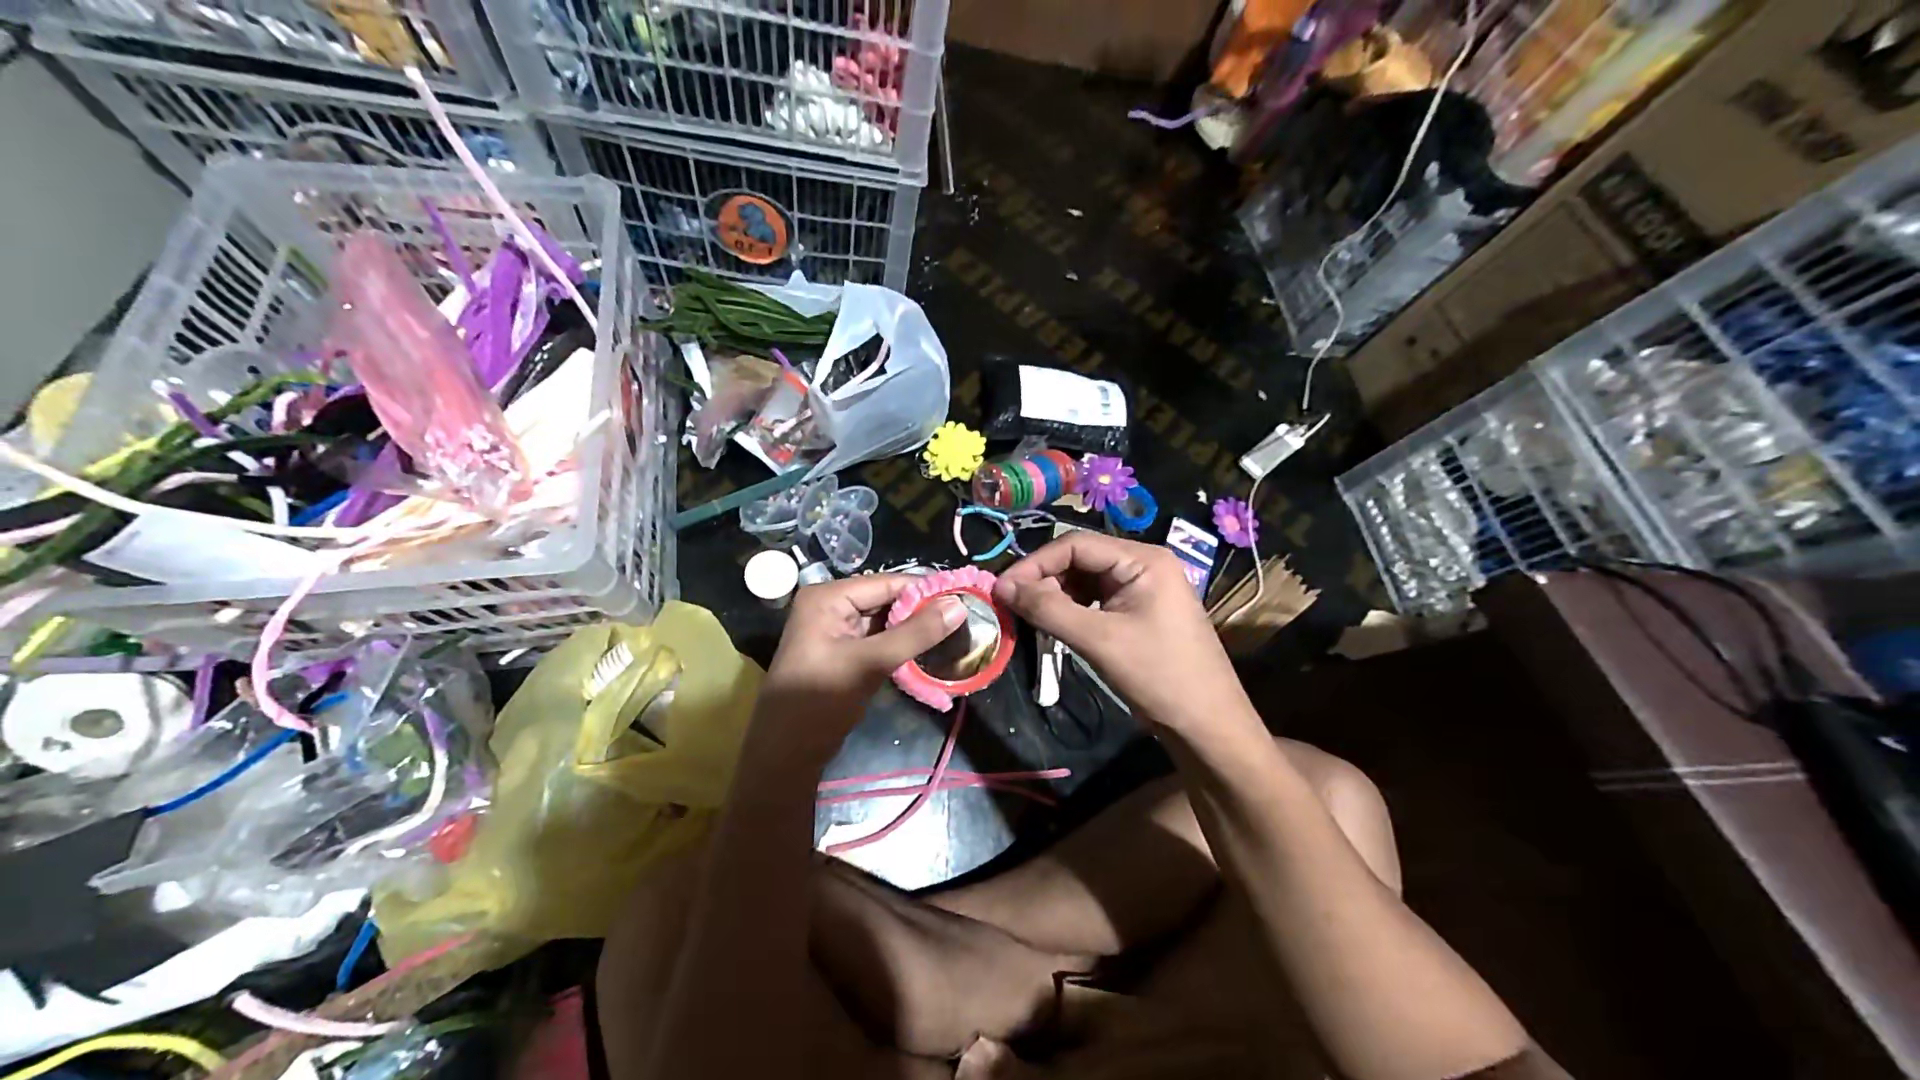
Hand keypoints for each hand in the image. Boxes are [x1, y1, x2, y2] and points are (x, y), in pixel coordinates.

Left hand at [755, 574, 967, 753]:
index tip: (968, 598)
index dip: (927, 590)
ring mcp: (836, 630)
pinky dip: (902, 644)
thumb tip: (958, 607)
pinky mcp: (844, 652)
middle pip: (888, 599)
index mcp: (828, 597)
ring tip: (957, 633)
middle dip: (923, 610)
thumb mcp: (868, 664)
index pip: (887, 582)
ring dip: (916, 628)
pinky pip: (880, 639)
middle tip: (967, 618)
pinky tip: (931, 650)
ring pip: (886, 620)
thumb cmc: (819, 701)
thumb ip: (914, 634)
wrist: (785, 753)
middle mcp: (831, 605)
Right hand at [994, 532, 1248, 733]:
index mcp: (1143, 559)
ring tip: (1029, 616)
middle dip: (1044, 579)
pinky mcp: (1138, 611)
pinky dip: (1071, 608)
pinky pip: (1095, 598)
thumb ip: (1048, 609)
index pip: (1076, 544)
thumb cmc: (1159, 676)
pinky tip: (1055, 625)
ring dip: (1055, 594)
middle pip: (1080, 558)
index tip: (1002, 589)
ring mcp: (1143, 588)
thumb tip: (1002, 586)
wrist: (1208, 724)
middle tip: (1012, 605)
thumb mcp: (1099, 640)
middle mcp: (1143, 564)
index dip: (1035, 563)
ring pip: (1085, 579)